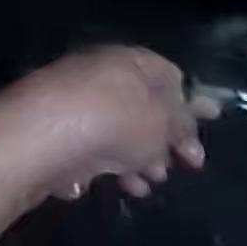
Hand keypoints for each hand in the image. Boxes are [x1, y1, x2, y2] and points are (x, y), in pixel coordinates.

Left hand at [0, 46, 220, 245]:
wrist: (45, 133)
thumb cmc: (115, 121)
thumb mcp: (163, 123)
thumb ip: (181, 121)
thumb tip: (193, 116)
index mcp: (128, 59)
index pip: (165, 71)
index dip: (186, 102)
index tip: (201, 133)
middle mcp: (99, 72)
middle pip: (139, 105)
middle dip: (160, 140)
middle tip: (175, 169)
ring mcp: (73, 99)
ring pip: (113, 130)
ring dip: (133, 160)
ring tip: (141, 185)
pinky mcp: (52, 128)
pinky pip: (85, 147)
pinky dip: (97, 166)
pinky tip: (98, 184)